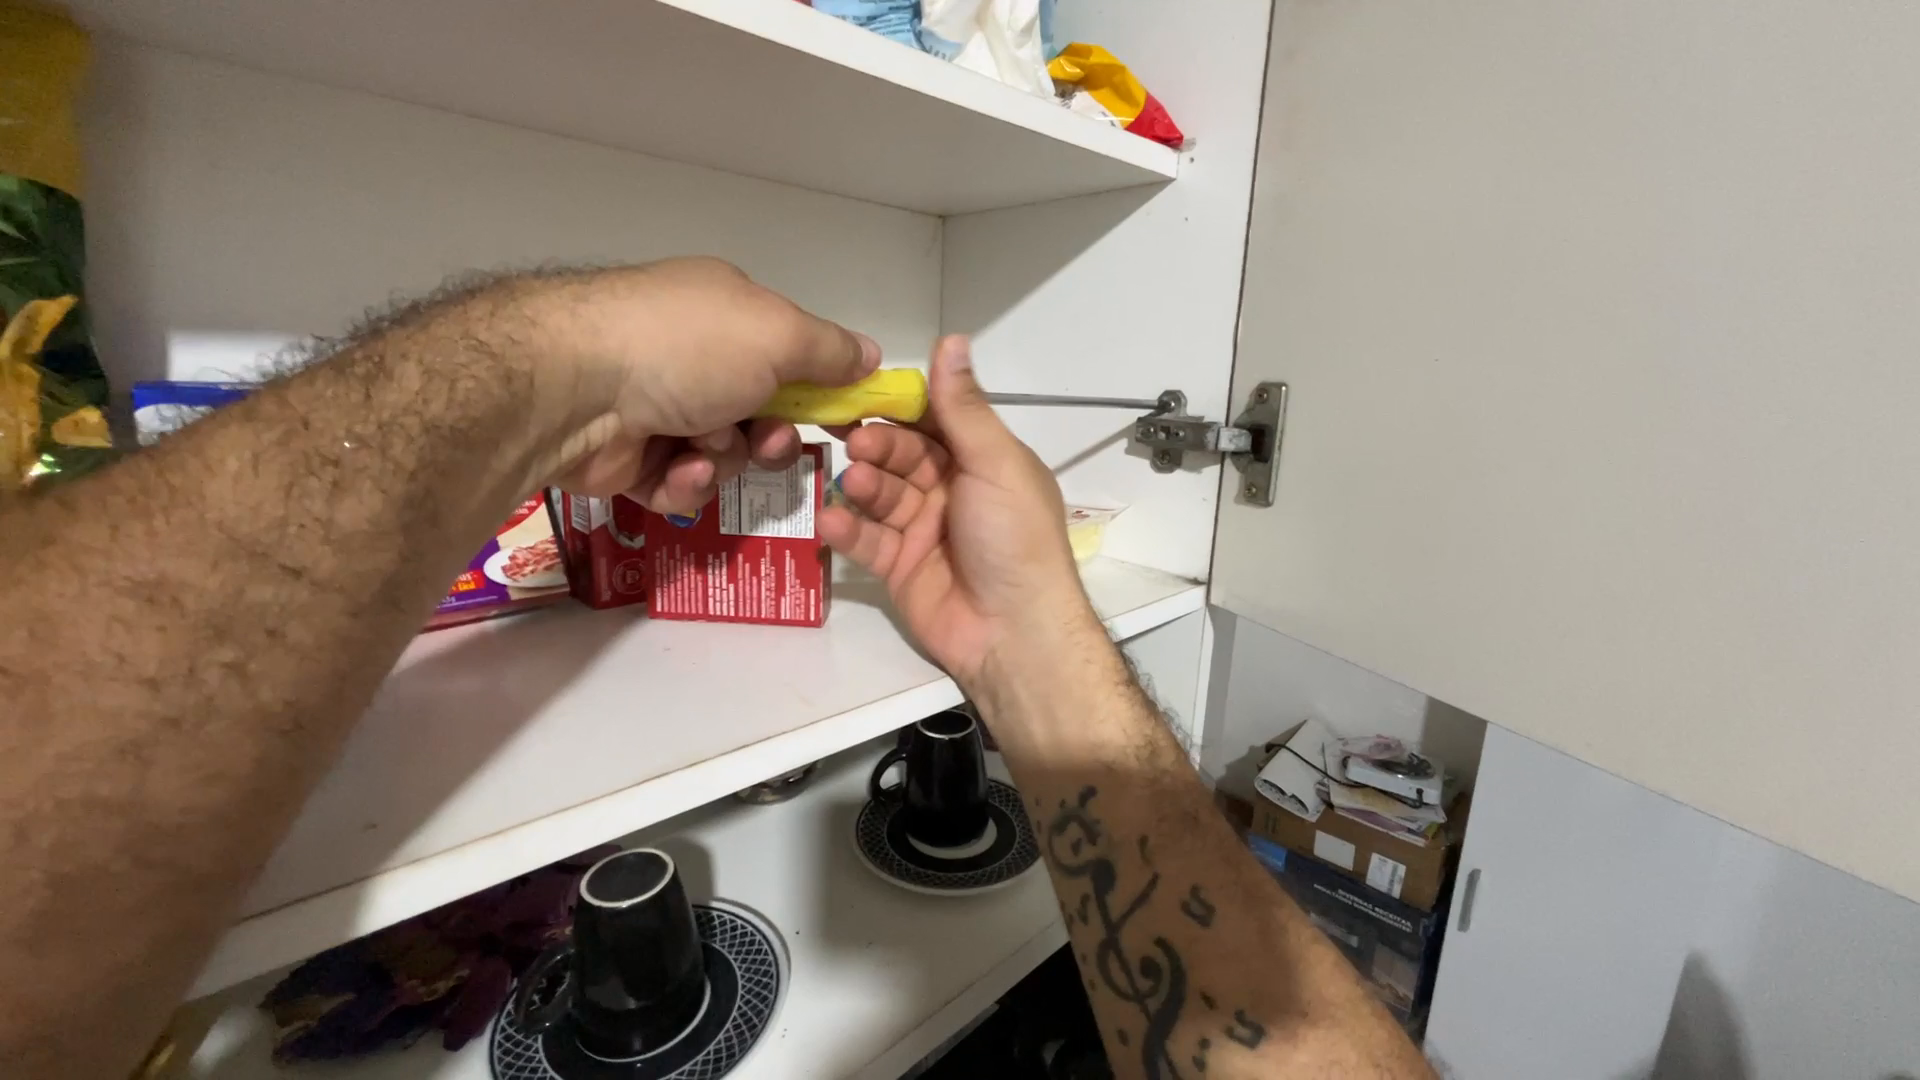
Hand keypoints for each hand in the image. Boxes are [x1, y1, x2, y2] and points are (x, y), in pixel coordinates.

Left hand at [510, 258, 878, 512]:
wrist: (575, 387)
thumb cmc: (688, 348)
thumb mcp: (779, 335)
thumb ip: (831, 350)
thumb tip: (873, 354)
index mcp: (727, 314)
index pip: (789, 354)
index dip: (818, 388)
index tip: (841, 419)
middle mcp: (693, 357)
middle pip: (761, 412)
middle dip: (771, 434)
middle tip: (768, 440)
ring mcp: (658, 407)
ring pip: (726, 454)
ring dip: (724, 457)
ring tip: (700, 447)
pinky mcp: (630, 458)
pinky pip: (684, 483)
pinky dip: (686, 481)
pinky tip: (673, 467)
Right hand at [820, 336, 1097, 691]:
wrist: (1012, 631)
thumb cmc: (1014, 538)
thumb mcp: (996, 464)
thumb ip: (964, 408)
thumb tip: (953, 340)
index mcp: (983, 461)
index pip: (934, 422)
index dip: (901, 406)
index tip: (863, 389)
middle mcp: (952, 490)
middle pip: (902, 456)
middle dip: (879, 447)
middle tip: (855, 441)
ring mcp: (923, 529)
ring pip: (882, 495)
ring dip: (864, 486)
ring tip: (854, 484)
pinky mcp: (899, 566)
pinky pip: (867, 540)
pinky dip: (847, 529)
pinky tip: (831, 520)